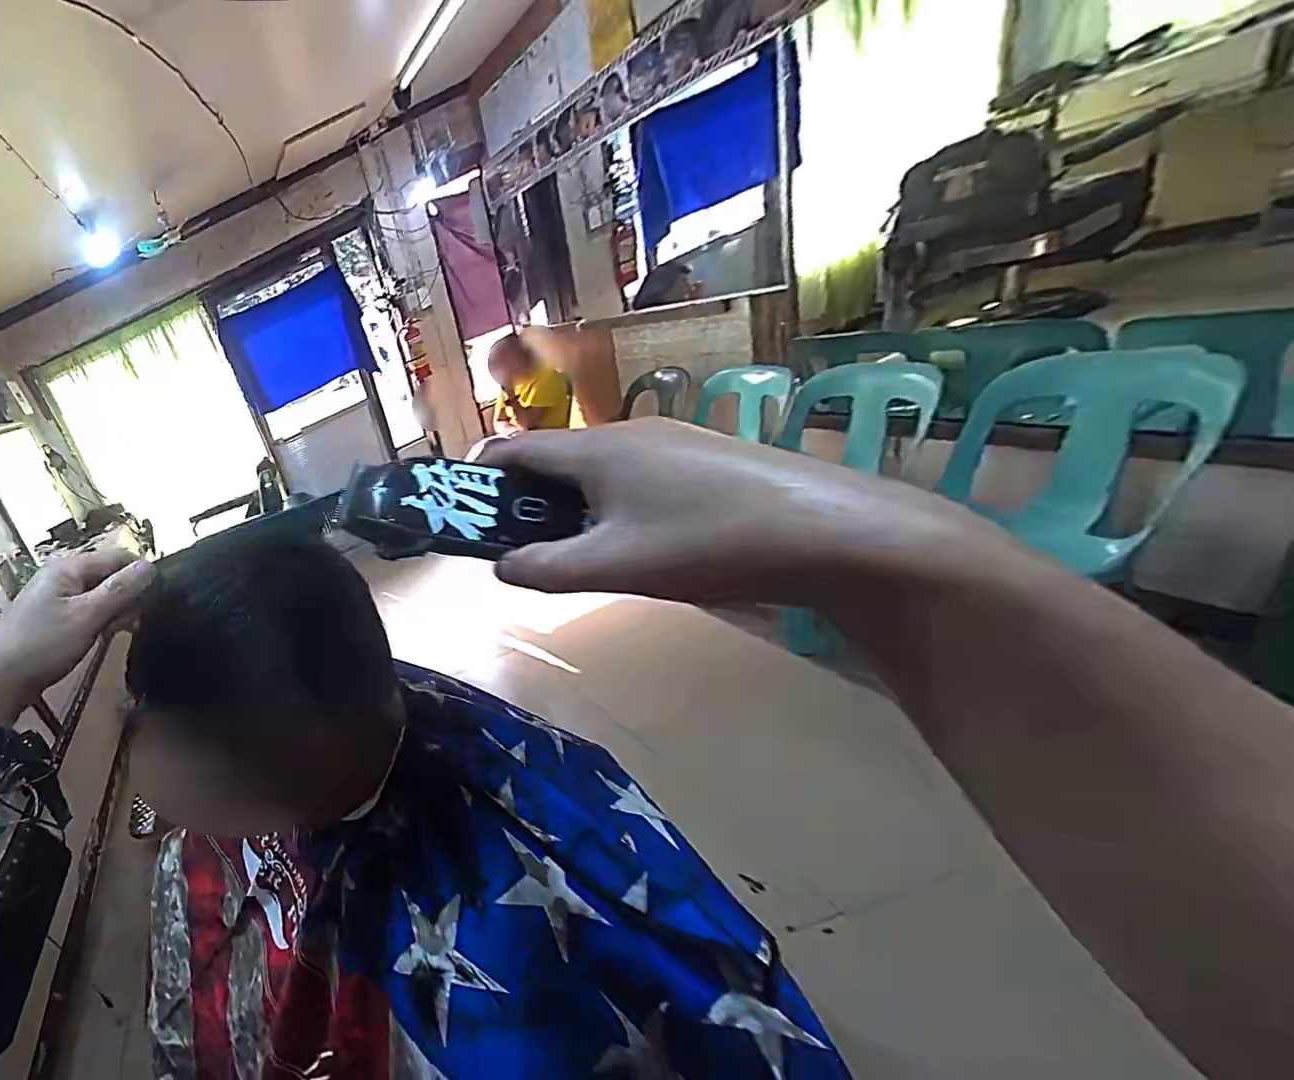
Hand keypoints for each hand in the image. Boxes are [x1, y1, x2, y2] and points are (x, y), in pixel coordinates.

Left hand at [0, 546, 153, 726]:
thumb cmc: (41, 646)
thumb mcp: (87, 617)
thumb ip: (120, 590)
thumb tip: (150, 565)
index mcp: (68, 568)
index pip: (118, 556)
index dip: (139, 575)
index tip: (150, 602)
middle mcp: (62, 576)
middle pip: (110, 575)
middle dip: (126, 597)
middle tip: (129, 624)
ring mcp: (55, 597)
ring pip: (100, 595)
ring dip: (114, 612)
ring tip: (112, 634)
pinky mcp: (53, 617)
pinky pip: (87, 610)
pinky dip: (99, 622)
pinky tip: (99, 638)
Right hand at [474, 418, 1017, 607]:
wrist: (830, 531)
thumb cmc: (705, 543)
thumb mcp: (612, 567)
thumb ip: (543, 570)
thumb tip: (501, 568)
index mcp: (593, 450)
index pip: (513, 449)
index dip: (479, 474)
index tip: (463, 507)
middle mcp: (626, 432)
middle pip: (553, 457)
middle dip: (523, 497)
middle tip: (519, 542)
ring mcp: (669, 439)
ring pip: (595, 466)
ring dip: (568, 501)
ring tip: (576, 547)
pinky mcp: (701, 456)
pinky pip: (632, 472)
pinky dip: (608, 500)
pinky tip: (636, 537)